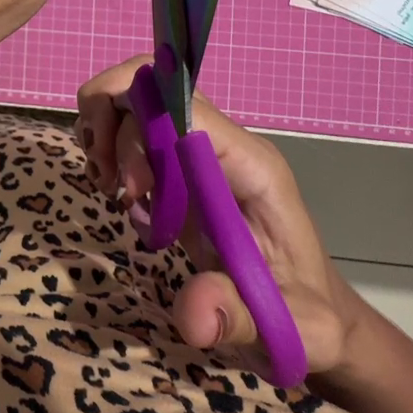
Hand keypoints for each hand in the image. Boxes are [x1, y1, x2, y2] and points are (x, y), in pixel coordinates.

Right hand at [74, 56, 373, 379]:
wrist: (310, 316)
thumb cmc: (307, 318)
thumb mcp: (289, 327)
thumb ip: (239, 315)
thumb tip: (191, 316)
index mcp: (249, 164)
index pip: (180, 101)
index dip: (139, 129)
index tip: (131, 190)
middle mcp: (220, 142)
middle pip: (144, 86)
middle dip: (108, 125)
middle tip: (109, 184)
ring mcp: (196, 148)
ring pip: (130, 98)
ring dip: (102, 134)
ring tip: (109, 187)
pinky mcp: (177, 162)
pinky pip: (128, 125)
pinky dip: (107, 150)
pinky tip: (117, 192)